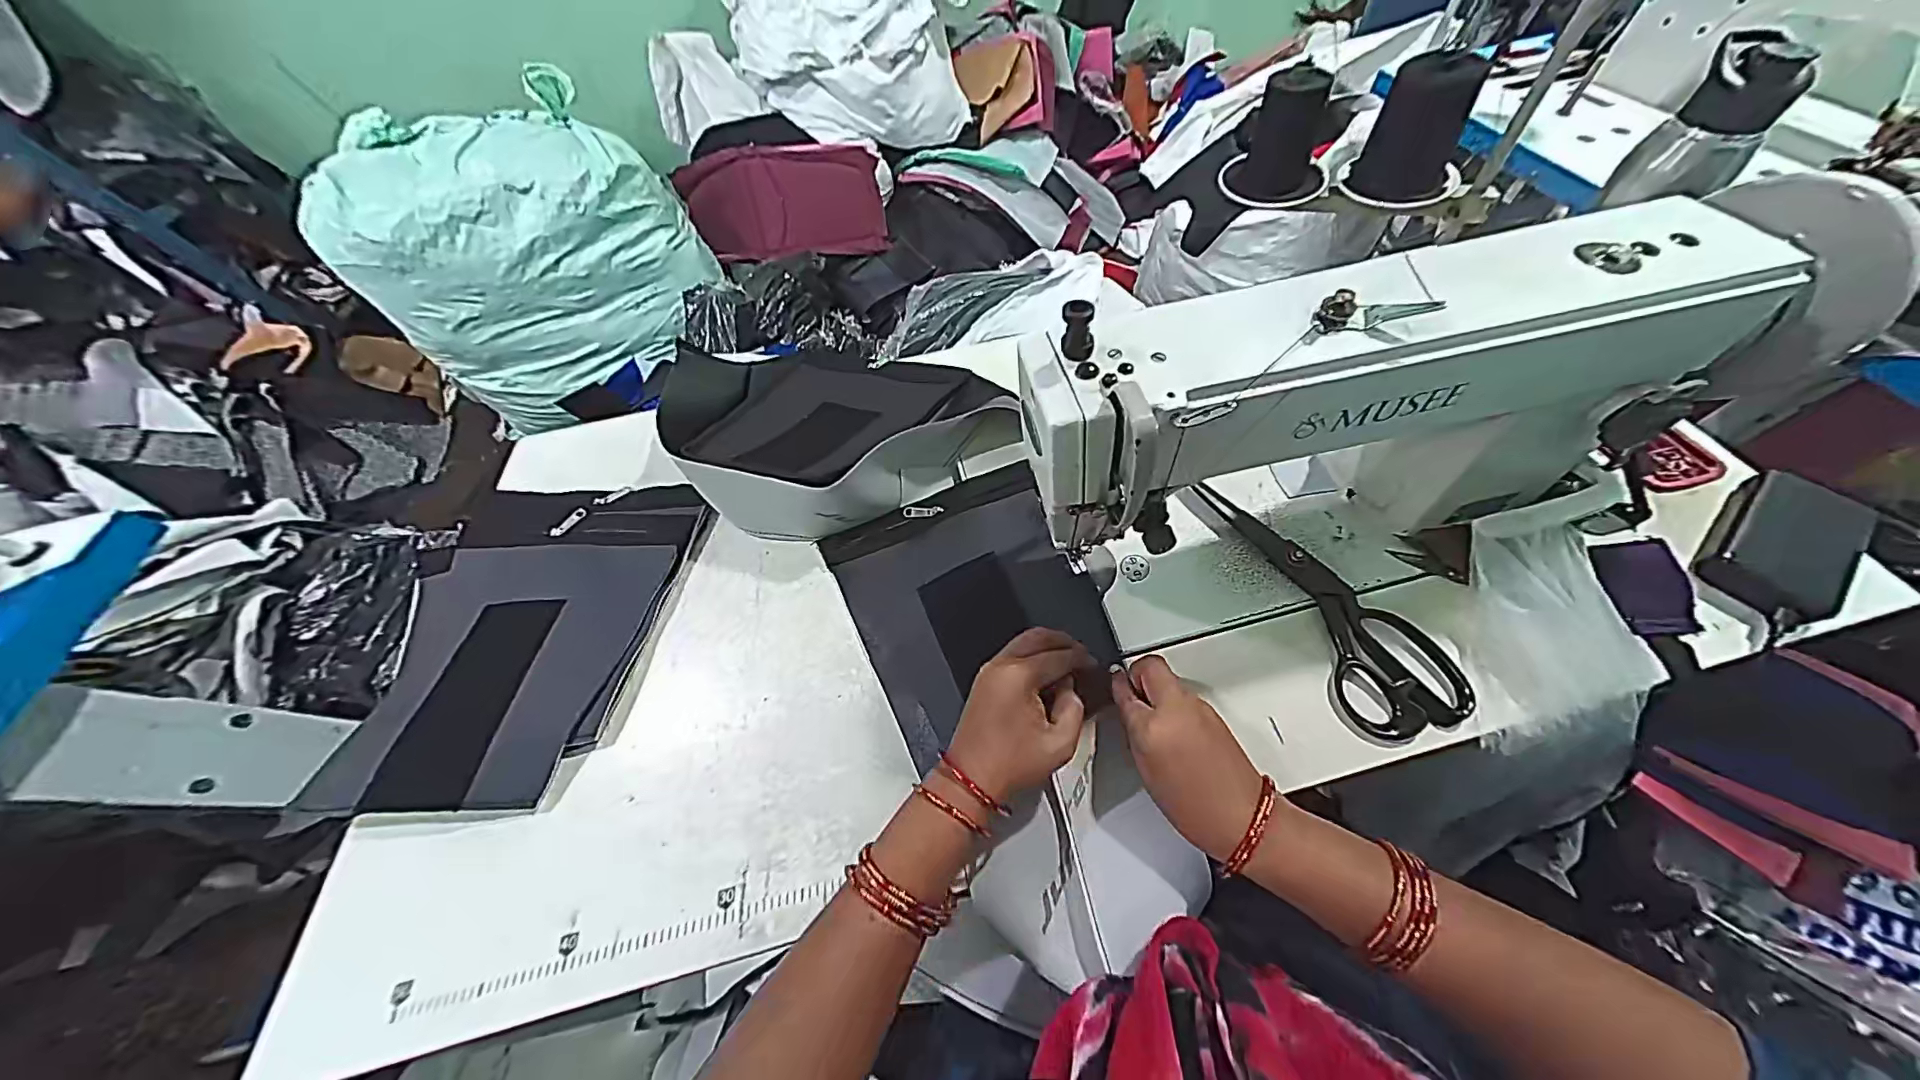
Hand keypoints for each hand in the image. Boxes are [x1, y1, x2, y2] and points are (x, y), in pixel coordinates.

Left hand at [946, 628, 1096, 803]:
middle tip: (1080, 653)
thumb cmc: (1004, 765)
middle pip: (1037, 637)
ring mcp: (988, 673)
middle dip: (1063, 641)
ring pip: (1022, 642)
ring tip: (1065, 661)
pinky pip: (1011, 656)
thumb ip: (1074, 709)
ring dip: (1046, 646)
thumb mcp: (1059, 743)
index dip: (1081, 658)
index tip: (1091, 663)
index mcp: (1018, 676)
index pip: (1058, 655)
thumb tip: (1071, 693)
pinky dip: (1031, 657)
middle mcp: (999, 668)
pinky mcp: (983, 682)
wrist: (971, 779)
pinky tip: (1044, 673)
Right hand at [1112, 655, 1273, 860]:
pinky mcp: (1213, 713)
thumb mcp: (1146, 771)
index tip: (1115, 688)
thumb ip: (1133, 733)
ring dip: (1157, 690)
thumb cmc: (1197, 806)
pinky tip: (1173, 729)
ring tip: (1153, 718)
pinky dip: (1174, 704)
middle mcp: (1178, 708)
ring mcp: (1199, 707)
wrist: (1243, 817)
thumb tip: (1128, 711)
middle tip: (1132, 693)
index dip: (1118, 687)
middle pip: (1151, 666)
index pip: (1125, 688)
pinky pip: (1185, 696)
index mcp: (1153, 726)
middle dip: (1137, 675)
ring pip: (1169, 679)